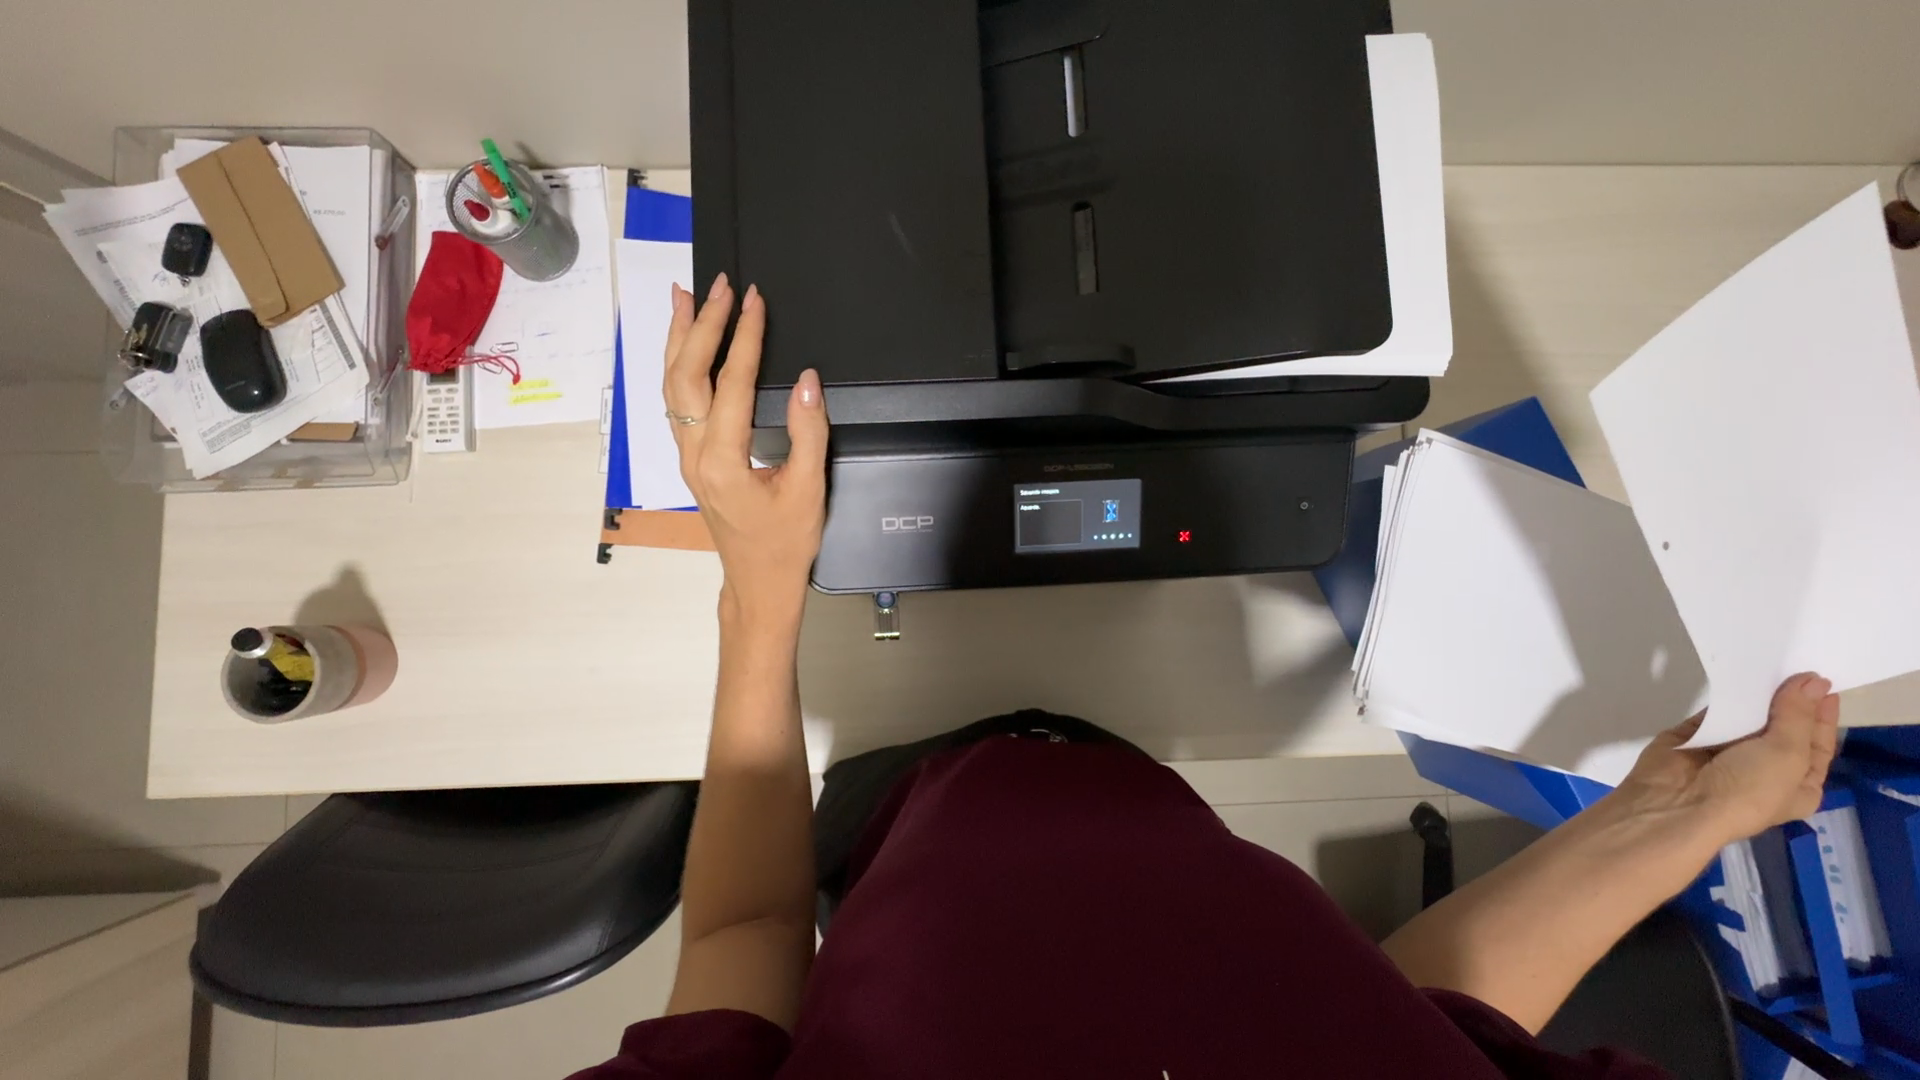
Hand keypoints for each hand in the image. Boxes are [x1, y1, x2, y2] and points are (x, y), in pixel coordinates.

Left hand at [663, 274, 829, 625]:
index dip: (744, 339)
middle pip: (685, 376)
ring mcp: (686, 456)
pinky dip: (678, 366)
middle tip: (716, 285)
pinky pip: (676, 402)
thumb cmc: (786, 543)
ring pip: (671, 387)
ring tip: (684, 298)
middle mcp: (694, 453)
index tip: (754, 301)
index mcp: (723, 460)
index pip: (730, 384)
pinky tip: (686, 346)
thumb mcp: (808, 490)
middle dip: (700, 326)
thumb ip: (808, 432)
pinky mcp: (691, 459)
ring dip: (678, 340)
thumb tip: (810, 379)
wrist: (758, 582)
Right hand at [1613, 673, 1841, 845]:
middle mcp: (1765, 767)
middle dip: (1789, 701)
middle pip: (1782, 729)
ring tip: (1766, 666)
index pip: (1816, 743)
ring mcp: (1727, 752)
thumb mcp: (1786, 755)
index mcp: (1798, 783)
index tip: (1822, 681)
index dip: (1821, 714)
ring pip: (1747, 719)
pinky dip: (1722, 698)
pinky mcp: (1695, 737)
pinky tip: (1732, 677)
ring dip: (1756, 697)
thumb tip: (1813, 680)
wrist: (1678, 799)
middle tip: (1795, 668)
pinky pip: (1713, 714)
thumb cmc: (1747, 788)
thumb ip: (1796, 715)